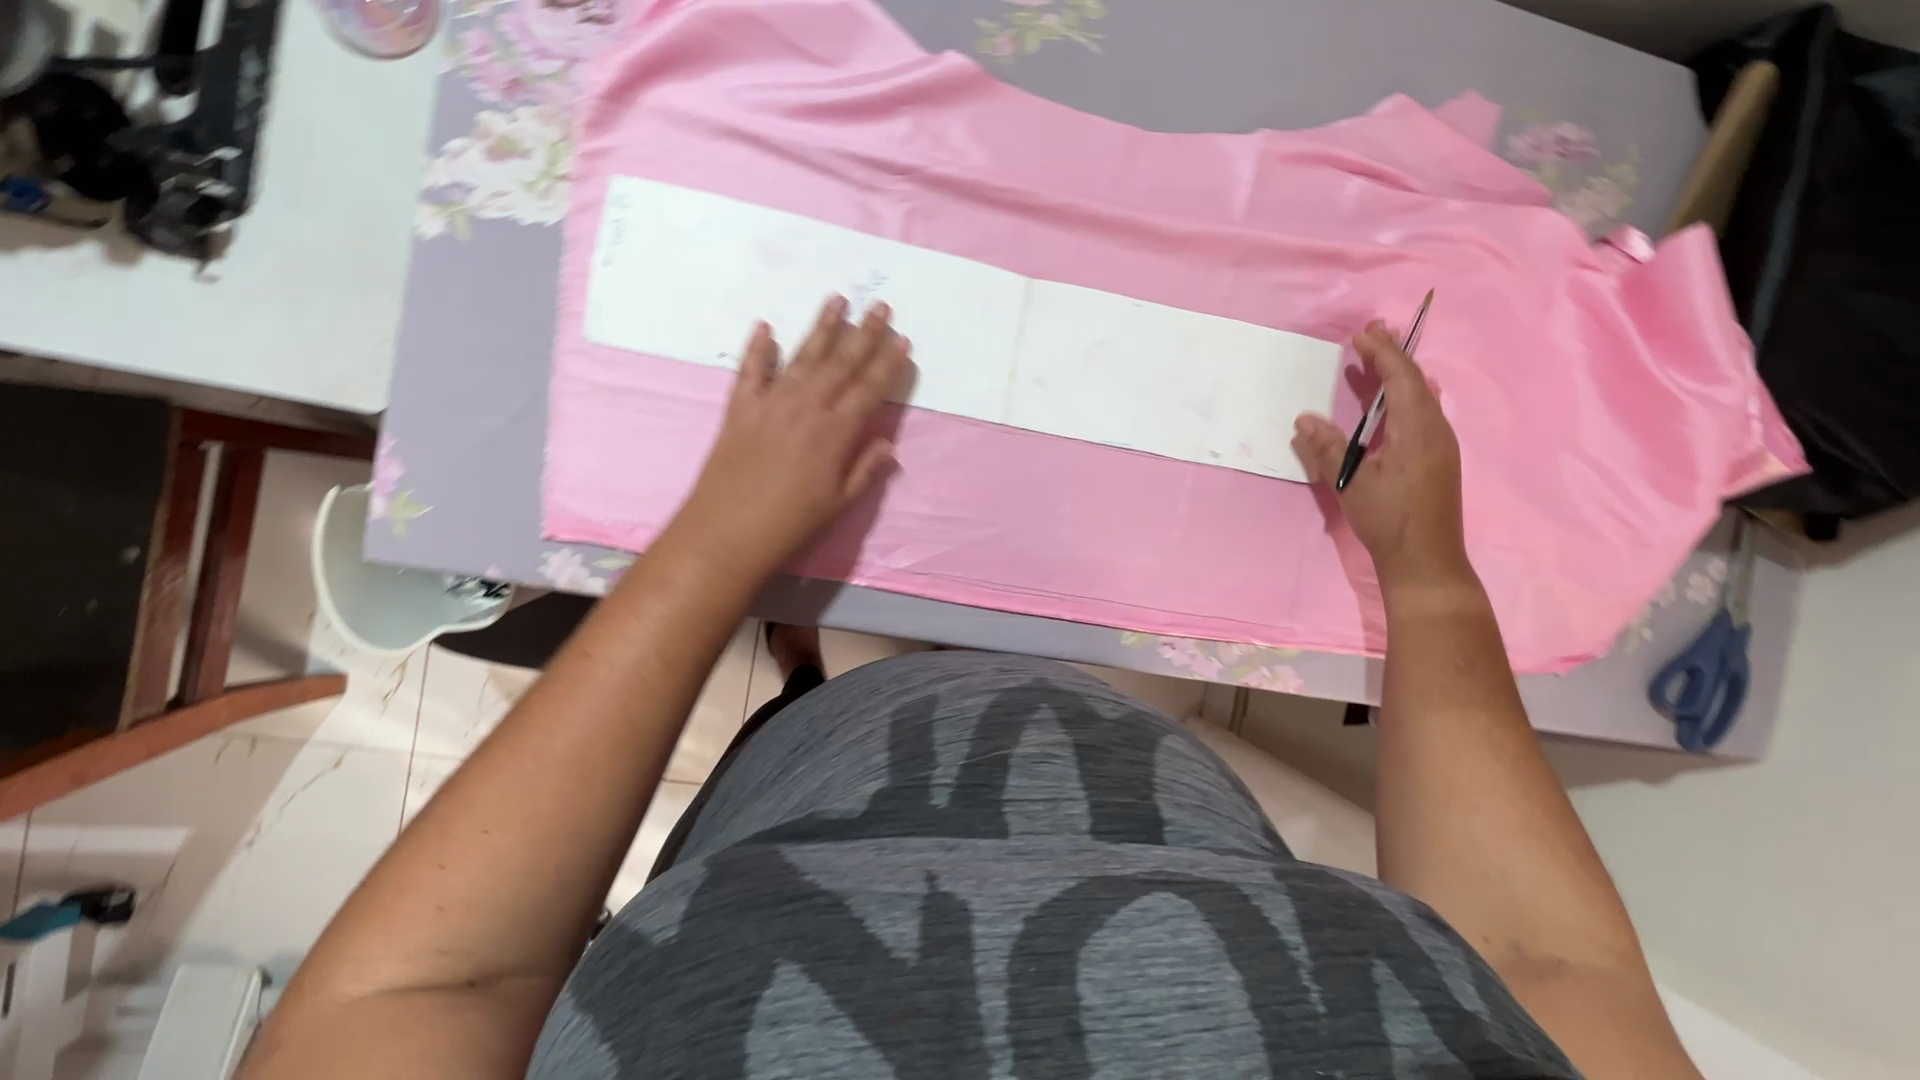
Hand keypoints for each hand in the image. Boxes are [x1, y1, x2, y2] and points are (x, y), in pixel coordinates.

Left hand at [671, 296, 912, 574]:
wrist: (724, 534)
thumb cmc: (789, 525)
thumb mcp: (838, 504)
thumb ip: (864, 470)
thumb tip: (888, 443)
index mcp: (835, 433)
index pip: (869, 389)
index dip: (888, 364)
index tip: (903, 339)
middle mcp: (805, 408)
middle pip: (840, 363)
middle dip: (863, 333)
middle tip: (880, 306)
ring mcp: (770, 404)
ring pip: (801, 357)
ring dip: (821, 328)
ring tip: (838, 300)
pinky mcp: (739, 409)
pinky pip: (750, 371)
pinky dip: (757, 348)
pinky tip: (765, 327)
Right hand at [1292, 320, 1472, 593]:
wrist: (1426, 561)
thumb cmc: (1389, 520)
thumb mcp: (1351, 484)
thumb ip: (1328, 448)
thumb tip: (1304, 418)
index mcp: (1418, 430)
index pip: (1402, 379)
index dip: (1383, 354)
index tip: (1362, 334)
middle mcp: (1436, 431)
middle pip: (1416, 382)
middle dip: (1393, 356)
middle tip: (1372, 333)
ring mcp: (1440, 446)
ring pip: (1421, 398)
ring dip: (1398, 377)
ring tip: (1376, 362)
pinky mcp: (1436, 460)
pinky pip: (1422, 414)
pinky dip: (1402, 398)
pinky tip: (1390, 404)